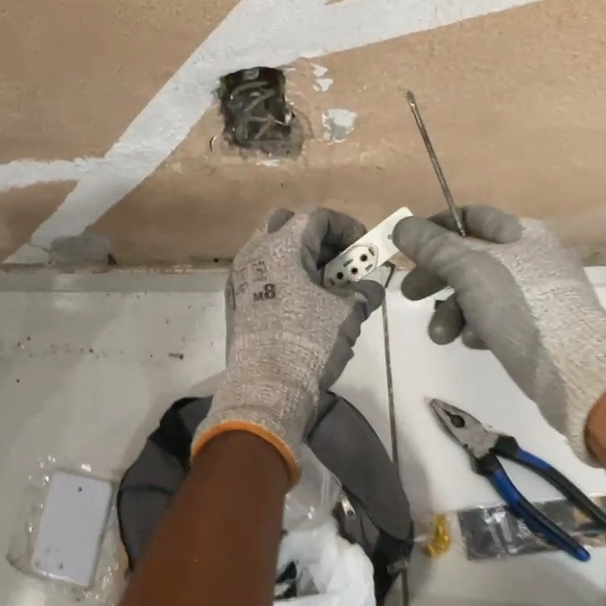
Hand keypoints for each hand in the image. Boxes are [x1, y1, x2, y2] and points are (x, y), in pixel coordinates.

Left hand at [194, 209, 384, 482]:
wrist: (267, 388)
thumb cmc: (308, 342)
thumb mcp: (346, 313)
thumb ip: (363, 291)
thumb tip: (371, 286)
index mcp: (280, 246)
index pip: (316, 217)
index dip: (346, 227)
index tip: (364, 248)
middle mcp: (254, 253)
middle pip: (286, 225)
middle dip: (317, 237)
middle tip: (340, 261)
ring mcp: (240, 277)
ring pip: (270, 250)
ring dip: (299, 258)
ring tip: (326, 285)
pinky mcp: (235, 302)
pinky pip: (262, 274)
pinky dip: (284, 277)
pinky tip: (304, 302)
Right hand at [393, 206, 605, 462]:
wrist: (572, 365)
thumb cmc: (519, 305)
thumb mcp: (470, 268)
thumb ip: (432, 246)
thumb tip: (402, 225)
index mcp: (521, 233)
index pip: (470, 218)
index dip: (434, 229)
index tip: (406, 248)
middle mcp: (531, 257)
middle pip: (469, 258)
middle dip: (436, 278)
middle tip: (410, 295)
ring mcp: (536, 292)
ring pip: (477, 292)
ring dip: (450, 311)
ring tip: (440, 336)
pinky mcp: (536, 324)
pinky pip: (495, 318)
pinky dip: (477, 327)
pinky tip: (474, 342)